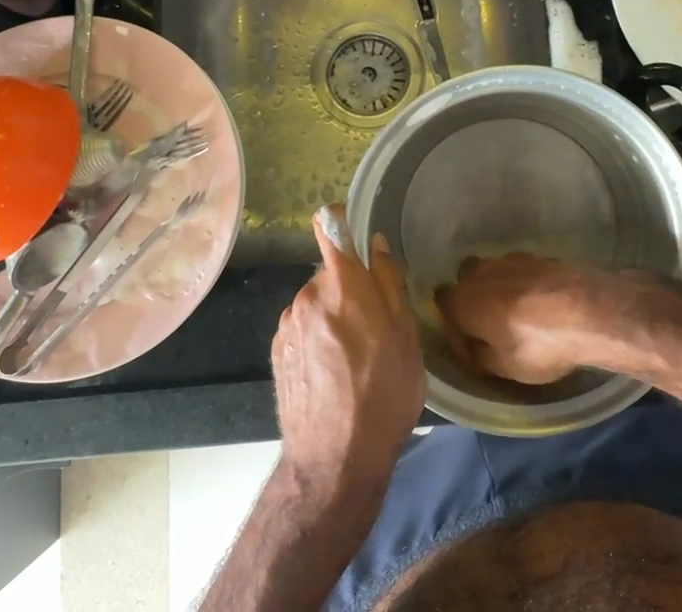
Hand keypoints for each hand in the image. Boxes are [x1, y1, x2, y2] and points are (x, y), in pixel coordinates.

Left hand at [272, 205, 424, 495]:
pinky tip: (335, 373)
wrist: (335, 459)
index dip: (343, 223)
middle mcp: (306, 296)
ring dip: (334, 316)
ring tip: (357, 357)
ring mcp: (287, 325)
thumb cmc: (383, 395)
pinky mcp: (276, 351)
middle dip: (350, 288)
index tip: (360, 237)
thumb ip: (388, 283)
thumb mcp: (405, 338)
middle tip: (377, 325)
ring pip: (317, 303)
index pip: (329, 226)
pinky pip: (303, 328)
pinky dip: (318, 338)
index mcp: (341, 285)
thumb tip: (376, 245)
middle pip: (330, 274)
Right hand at [434, 253, 632, 384]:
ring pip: (496, 270)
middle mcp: (482, 272)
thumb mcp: (503, 367)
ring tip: (523, 312)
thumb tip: (472, 345)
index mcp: (463, 299)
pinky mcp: (542, 255)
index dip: (451, 318)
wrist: (591, 310)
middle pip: (467, 277)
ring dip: (502, 287)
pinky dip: (529, 283)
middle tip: (493, 322)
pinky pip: (524, 270)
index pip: (440, 298)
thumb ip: (478, 355)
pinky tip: (545, 302)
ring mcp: (513, 259)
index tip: (467, 337)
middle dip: (474, 295)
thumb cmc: (538, 345)